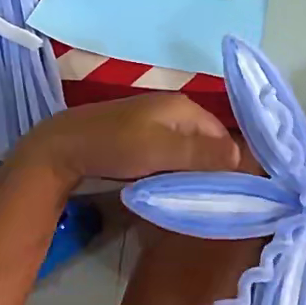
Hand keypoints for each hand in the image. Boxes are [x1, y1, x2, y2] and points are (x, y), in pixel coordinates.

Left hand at [16, 93, 240, 183]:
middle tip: (211, 197)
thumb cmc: (116, 146)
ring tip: (192, 194)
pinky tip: (169, 185)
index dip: (228, 162)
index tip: (228, 191)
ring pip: (188, 149)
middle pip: (206, 142)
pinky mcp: (141, 136)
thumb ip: (201, 154)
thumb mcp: (162, 151)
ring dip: (191, 171)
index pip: (222, 135)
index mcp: (183, 106)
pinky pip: (170, 153)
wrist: (64, 147)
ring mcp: (156, 122)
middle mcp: (174, 109)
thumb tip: (241, 158)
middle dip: (210, 167)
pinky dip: (174, 169)